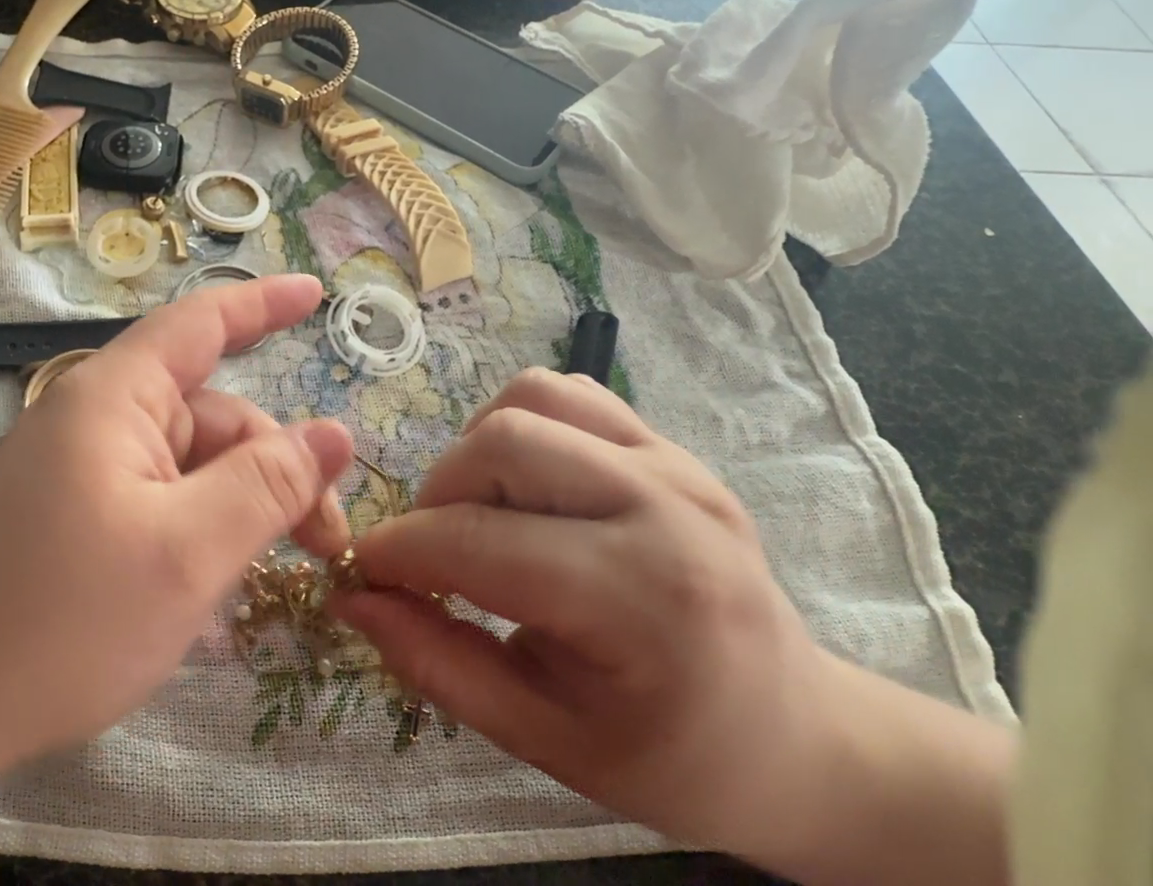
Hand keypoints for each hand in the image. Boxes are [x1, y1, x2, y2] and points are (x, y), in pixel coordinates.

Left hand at [0, 274, 353, 766]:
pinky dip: (197, 525)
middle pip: (209, 414)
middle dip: (273, 464)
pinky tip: (214, 577)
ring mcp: (76, 471)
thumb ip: (268, 484)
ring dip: (238, 504)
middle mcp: (91, 421)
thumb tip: (333, 433)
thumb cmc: (66, 622)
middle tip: (322, 543)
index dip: (262, 305)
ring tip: (266, 570)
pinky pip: (155, 498)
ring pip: (186, 464)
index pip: (199, 325)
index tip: (317, 294)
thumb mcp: (188, 551)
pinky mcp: (69, 517)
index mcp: (111, 399)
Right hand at [329, 368, 840, 861]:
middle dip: (433, 498)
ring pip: (531, 399)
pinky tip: (523, 490)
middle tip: (428, 558)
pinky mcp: (675, 448)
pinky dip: (521, 427)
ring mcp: (677, 465)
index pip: (477, 543)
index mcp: (641, 599)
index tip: (360, 575)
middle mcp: (665, 507)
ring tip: (477, 516)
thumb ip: (437, 664)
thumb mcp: (543, 739)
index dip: (396, 552)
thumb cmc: (670, 757)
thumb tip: (354, 601)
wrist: (798, 737)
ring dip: (476, 453)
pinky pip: (570, 395)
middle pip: (501, 444)